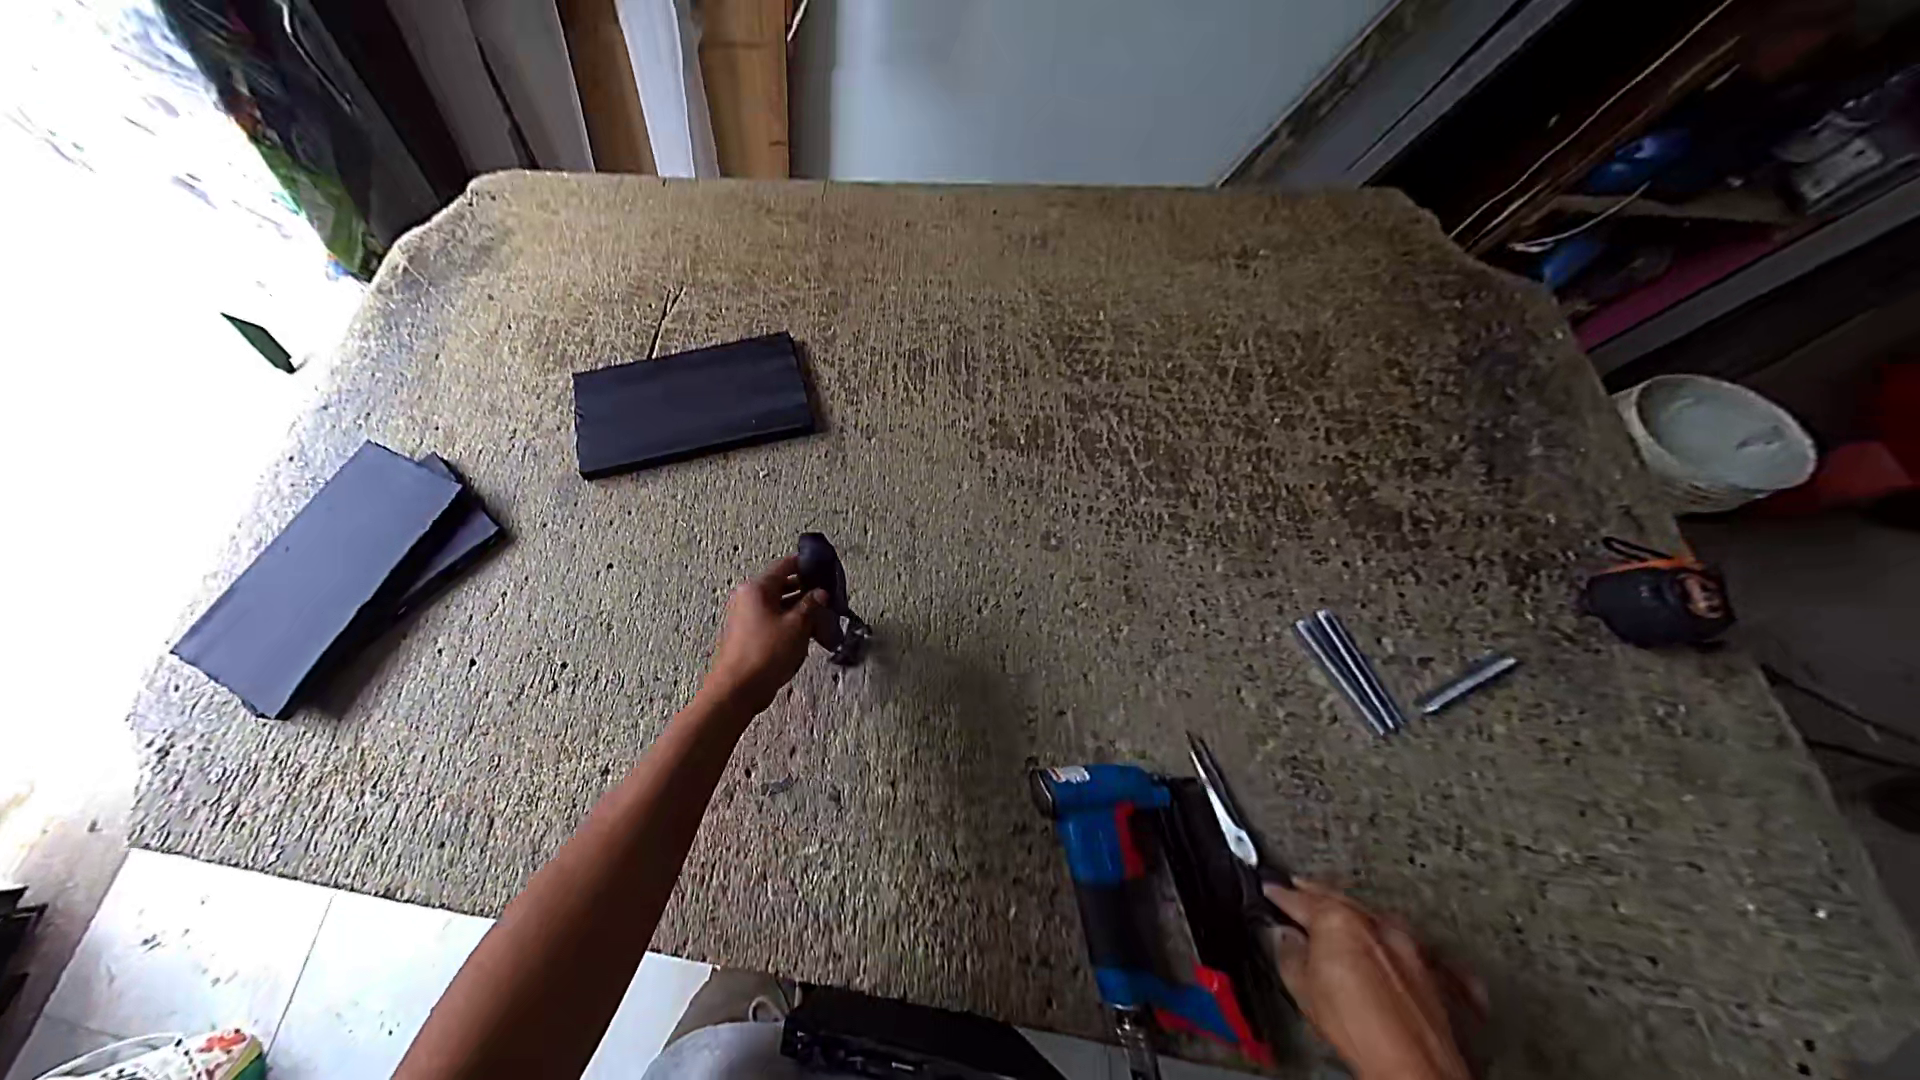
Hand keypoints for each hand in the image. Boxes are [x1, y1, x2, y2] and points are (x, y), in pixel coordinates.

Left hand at [699, 555, 829, 715]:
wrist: (738, 688)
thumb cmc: (763, 654)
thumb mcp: (797, 625)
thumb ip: (811, 605)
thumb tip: (820, 593)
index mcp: (757, 588)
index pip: (785, 565)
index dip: (806, 565)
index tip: (823, 568)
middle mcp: (748, 598)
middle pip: (782, 584)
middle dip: (805, 589)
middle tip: (827, 594)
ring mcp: (746, 616)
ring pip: (778, 604)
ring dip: (799, 608)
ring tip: (821, 616)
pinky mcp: (748, 634)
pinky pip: (772, 620)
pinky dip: (789, 622)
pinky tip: (805, 633)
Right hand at [1263, 880, 1484, 1079]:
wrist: (1412, 1067)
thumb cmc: (1360, 1030)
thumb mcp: (1301, 988)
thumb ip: (1287, 951)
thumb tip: (1283, 937)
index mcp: (1336, 918)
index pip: (1298, 899)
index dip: (1279, 895)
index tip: (1270, 890)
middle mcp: (1371, 921)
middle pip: (1334, 898)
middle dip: (1313, 893)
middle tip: (1295, 889)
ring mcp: (1403, 941)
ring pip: (1364, 912)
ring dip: (1343, 908)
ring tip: (1327, 912)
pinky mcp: (1426, 965)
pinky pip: (1392, 933)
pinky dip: (1374, 930)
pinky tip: (1368, 937)